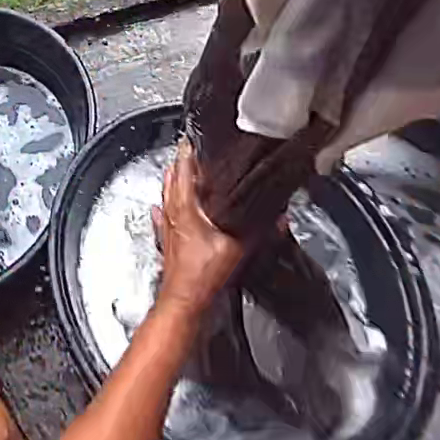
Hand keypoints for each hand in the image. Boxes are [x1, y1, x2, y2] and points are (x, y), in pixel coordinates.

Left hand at [151, 141, 245, 313]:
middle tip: (194, 152)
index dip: (188, 150)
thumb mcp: (237, 249)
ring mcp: (166, 224)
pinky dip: (164, 206)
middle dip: (182, 162)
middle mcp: (171, 210)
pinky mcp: (165, 238)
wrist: (184, 301)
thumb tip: (278, 216)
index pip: (183, 167)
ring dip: (174, 180)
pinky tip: (161, 206)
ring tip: (183, 171)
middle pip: (173, 176)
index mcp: (185, 205)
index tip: (196, 138)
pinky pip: (161, 215)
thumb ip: (259, 230)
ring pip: (166, 193)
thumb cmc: (203, 275)